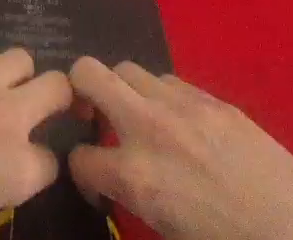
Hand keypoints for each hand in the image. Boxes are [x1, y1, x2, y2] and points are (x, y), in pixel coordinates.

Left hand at [0, 45, 71, 239]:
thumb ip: (11, 169)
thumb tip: (22, 148)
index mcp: (20, 169)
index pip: (54, 155)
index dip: (40, 157)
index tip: (28, 158)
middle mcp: (10, 118)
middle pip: (59, 86)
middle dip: (55, 96)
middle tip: (38, 104)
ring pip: (21, 57)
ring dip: (14, 74)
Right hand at [67, 58, 292, 239]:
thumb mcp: (167, 230)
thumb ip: (132, 194)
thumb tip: (114, 179)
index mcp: (135, 176)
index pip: (78, 157)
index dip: (81, 172)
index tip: (95, 184)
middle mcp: (148, 128)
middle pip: (87, 74)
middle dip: (77, 91)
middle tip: (92, 117)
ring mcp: (182, 107)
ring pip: (127, 69)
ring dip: (122, 91)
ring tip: (138, 118)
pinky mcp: (214, 100)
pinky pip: (169, 81)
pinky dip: (160, 96)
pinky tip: (179, 123)